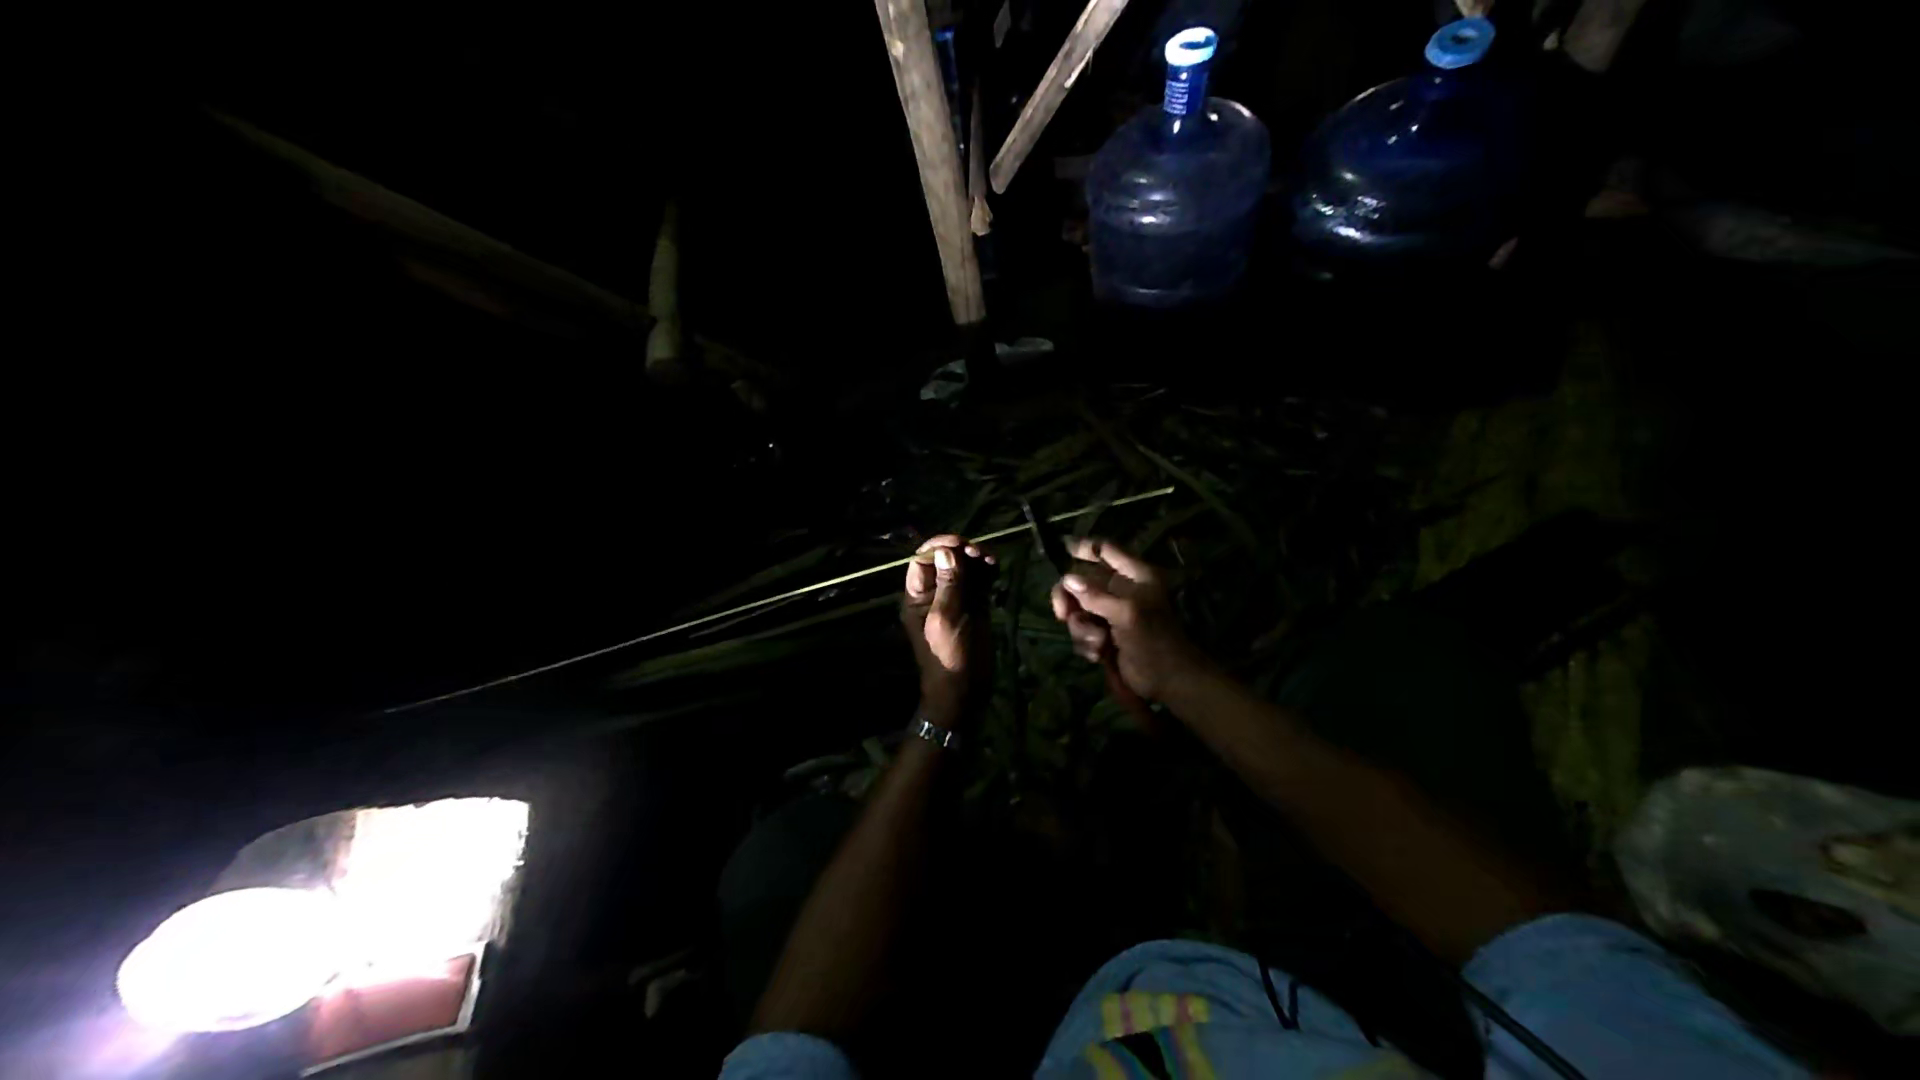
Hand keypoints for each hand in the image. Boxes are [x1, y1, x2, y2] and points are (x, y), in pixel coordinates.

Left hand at [902, 535, 994, 727]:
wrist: (965, 689)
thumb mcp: (945, 619)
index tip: (959, 544)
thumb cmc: (949, 656)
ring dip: (977, 559)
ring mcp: (957, 599)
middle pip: (946, 560)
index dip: (939, 547)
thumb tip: (946, 551)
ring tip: (990, 559)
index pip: (923, 560)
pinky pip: (980, 581)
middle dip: (962, 551)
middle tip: (979, 553)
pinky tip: (995, 567)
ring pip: (965, 568)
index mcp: (918, 596)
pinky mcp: (976, 606)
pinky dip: (987, 571)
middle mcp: (936, 593)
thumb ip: (948, 585)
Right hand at [1048, 538, 1208, 700]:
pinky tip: (1098, 655)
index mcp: (1134, 576)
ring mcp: (1109, 614)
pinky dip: (1086, 643)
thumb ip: (1096, 596)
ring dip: (1082, 628)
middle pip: (1081, 581)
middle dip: (1070, 598)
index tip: (1062, 549)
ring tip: (1099, 643)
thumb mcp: (1126, 614)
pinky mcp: (1103, 636)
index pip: (1106, 550)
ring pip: (1077, 610)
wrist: (1166, 681)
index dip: (1084, 547)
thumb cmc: (1154, 641)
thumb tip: (1067, 579)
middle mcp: (1120, 591)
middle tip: (1063, 614)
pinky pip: (1080, 631)